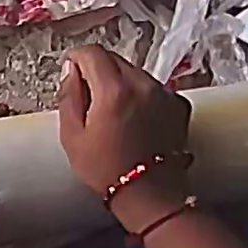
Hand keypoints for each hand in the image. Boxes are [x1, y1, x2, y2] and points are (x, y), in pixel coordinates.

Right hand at [57, 45, 192, 224]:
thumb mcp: (72, 135)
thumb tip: (71, 71)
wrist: (148, 194)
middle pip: (115, 60)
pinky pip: (153, 88)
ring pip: (134, 73)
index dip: (77, 57)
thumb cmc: (105, 169)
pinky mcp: (178, 104)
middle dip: (97, 71)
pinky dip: (139, 95)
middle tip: (87, 97)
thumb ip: (68, 96)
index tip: (70, 67)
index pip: (93, 53)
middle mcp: (143, 85)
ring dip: (119, 83)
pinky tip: (132, 119)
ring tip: (110, 112)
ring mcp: (165, 93)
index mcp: (113, 91)